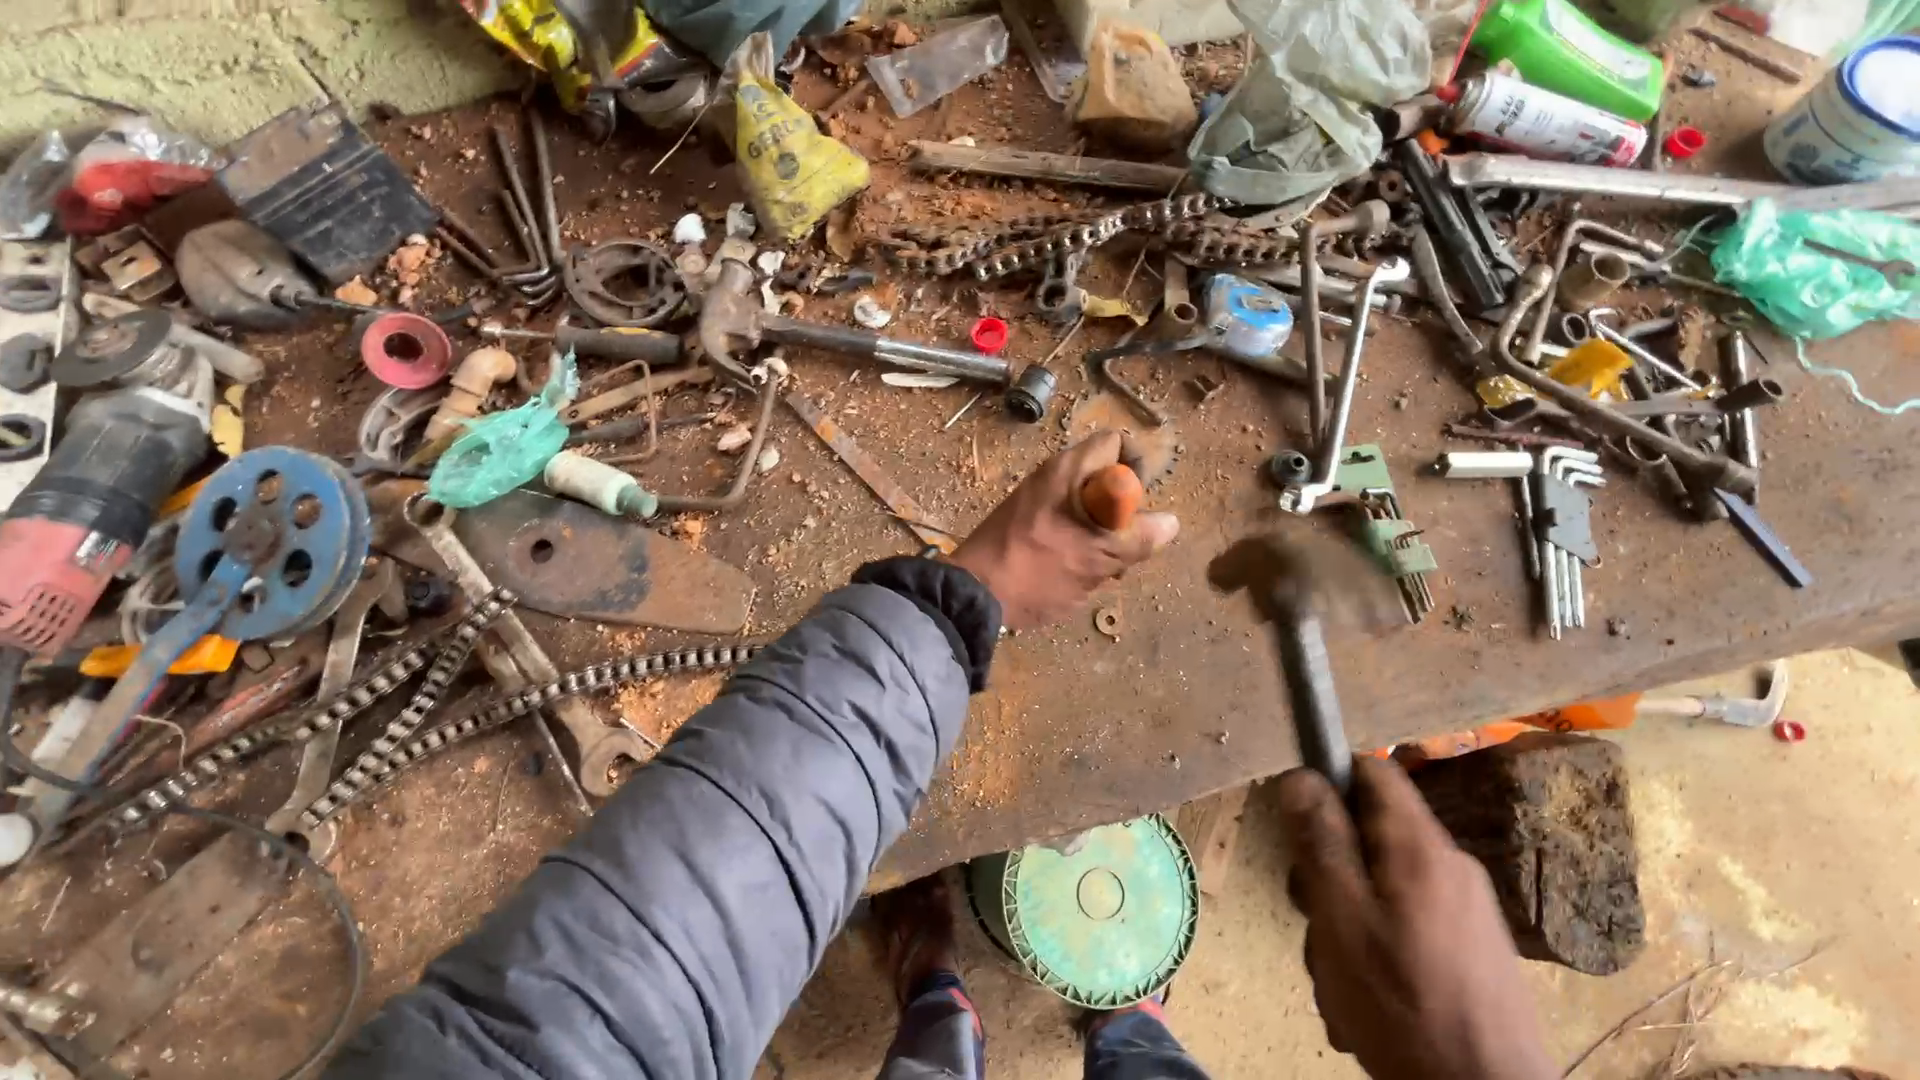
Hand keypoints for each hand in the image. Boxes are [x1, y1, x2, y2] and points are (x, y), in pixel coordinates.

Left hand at [948, 431, 1178, 629]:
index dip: (1137, 469)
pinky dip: (1079, 545)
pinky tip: (1078, 577)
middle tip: (1122, 550)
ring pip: (1087, 507)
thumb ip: (1138, 538)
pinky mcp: (1024, 525)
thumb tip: (1169, 522)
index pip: (1117, 444)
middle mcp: (1051, 476)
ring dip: (1102, 537)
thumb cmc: (1038, 570)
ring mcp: (1035, 501)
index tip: (1138, 508)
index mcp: (1068, 470)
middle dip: (1123, 514)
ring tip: (1101, 572)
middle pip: (1106, 479)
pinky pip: (1066, 524)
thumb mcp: (1098, 557)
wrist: (972, 596)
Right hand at [1278, 759, 1555, 1079]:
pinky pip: (1403, 925)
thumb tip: (1299, 774)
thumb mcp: (1342, 917)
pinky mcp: (1470, 950)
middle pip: (1368, 835)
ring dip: (1345, 922)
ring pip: (1379, 887)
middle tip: (1313, 920)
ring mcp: (1464, 910)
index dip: (1326, 781)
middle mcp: (1449, 866)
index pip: (1371, 770)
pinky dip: (1373, 950)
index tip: (1295, 823)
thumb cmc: (1405, 1004)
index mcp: (1420, 847)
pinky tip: (1363, 999)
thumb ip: (1320, 841)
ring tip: (1337, 977)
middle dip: (1327, 872)